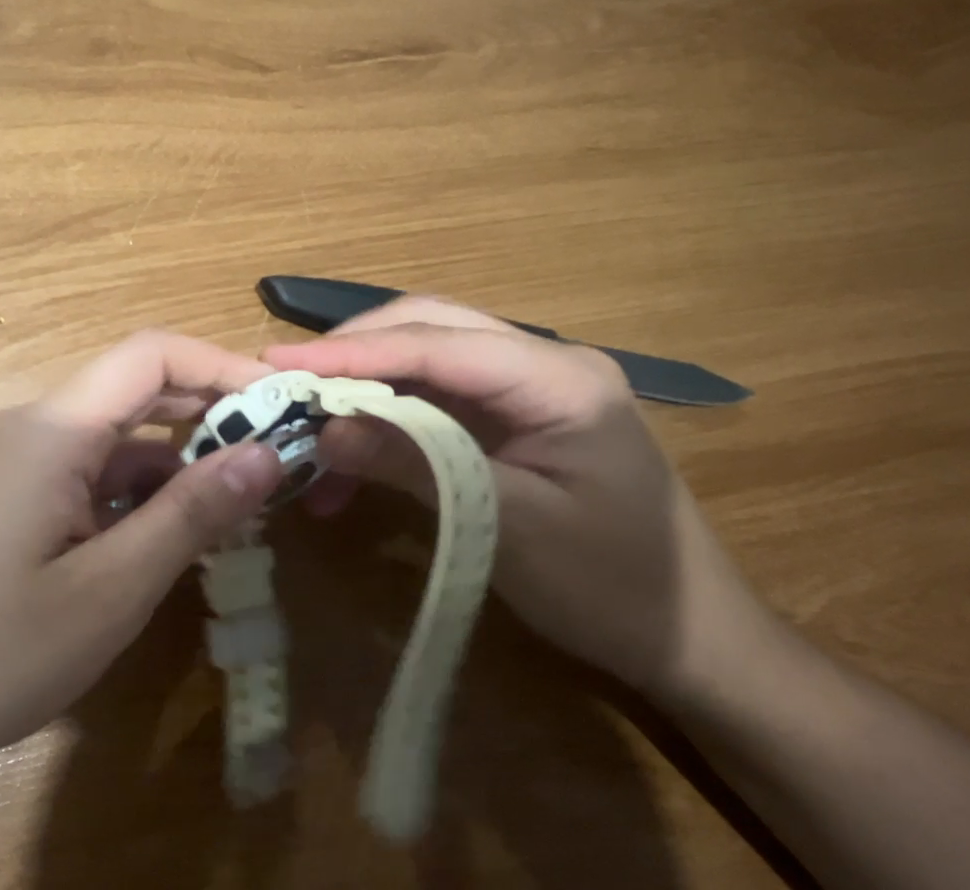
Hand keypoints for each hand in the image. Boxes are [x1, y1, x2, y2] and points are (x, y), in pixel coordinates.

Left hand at [0, 331, 286, 780]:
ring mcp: (12, 465)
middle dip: (208, 415)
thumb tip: (267, 453)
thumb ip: (189, 514)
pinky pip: (84, 476)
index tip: (287, 404)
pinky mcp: (7, 501)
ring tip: (241, 506)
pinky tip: (170, 538)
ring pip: (111, 441)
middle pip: (132, 392)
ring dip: (175, 463)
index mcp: (49, 431)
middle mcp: (28, 429)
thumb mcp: (110, 589)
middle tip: (281, 456)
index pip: (149, 356)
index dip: (221, 365)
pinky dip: (134, 496)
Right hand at [264, 298, 765, 696]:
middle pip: (427, 331)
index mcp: (559, 379)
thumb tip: (326, 428)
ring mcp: (527, 391)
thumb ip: (415, 465)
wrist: (692, 639)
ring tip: (308, 432)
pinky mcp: (511, 422)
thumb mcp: (506, 525)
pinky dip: (383, 425)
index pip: (436, 343)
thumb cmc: (611, 585)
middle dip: (351, 354)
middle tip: (284, 383)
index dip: (352, 351)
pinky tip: (348, 463)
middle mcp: (543, 365)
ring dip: (362, 391)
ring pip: (423, 364)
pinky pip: (433, 404)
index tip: (277, 360)